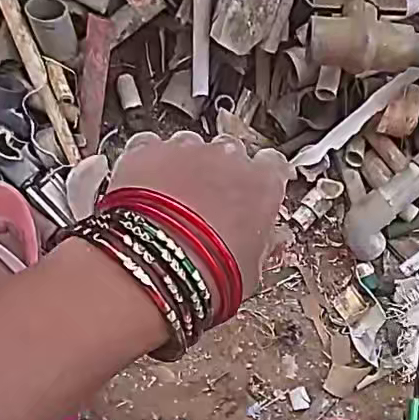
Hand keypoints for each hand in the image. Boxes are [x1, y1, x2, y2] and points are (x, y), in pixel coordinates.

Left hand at [106, 131, 290, 300]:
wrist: (157, 266)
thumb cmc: (209, 273)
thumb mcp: (253, 269)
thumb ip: (264, 244)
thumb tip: (266, 242)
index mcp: (264, 183)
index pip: (274, 166)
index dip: (262, 181)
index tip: (255, 195)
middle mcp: (228, 157)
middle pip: (231, 154)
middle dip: (222, 175)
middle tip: (210, 210)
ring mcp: (186, 150)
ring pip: (191, 147)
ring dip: (186, 168)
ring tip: (174, 205)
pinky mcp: (146, 151)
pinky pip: (150, 146)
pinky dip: (148, 163)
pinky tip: (145, 188)